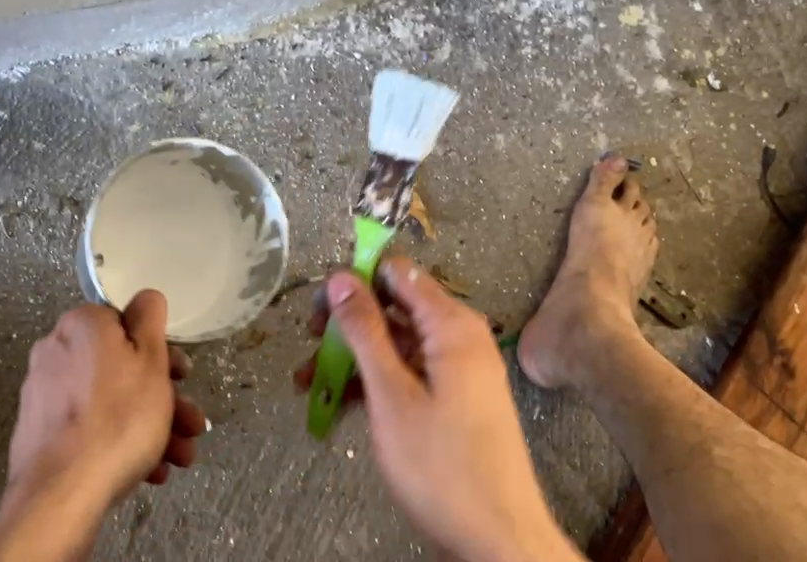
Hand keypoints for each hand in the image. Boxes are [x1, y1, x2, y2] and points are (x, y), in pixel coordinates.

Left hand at [5, 290, 206, 502]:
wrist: (61, 494)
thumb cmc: (117, 420)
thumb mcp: (151, 361)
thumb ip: (150, 319)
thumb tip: (146, 297)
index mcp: (82, 324)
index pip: (127, 325)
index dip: (160, 352)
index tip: (182, 379)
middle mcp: (56, 350)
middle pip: (120, 368)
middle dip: (162, 399)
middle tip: (190, 426)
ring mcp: (43, 393)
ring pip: (108, 402)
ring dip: (149, 426)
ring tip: (179, 459)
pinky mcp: (39, 433)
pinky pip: (87, 428)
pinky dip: (118, 444)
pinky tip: (148, 472)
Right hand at [297, 256, 578, 561]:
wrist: (501, 543)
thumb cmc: (442, 465)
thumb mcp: (391, 394)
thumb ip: (364, 330)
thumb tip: (339, 276)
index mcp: (451, 324)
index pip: (396, 271)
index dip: (354, 279)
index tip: (317, 305)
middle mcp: (459, 336)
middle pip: (393, 307)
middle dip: (346, 323)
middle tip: (306, 342)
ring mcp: (459, 369)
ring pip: (396, 343)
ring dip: (353, 356)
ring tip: (307, 381)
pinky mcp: (456, 398)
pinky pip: (409, 371)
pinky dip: (375, 380)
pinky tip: (338, 401)